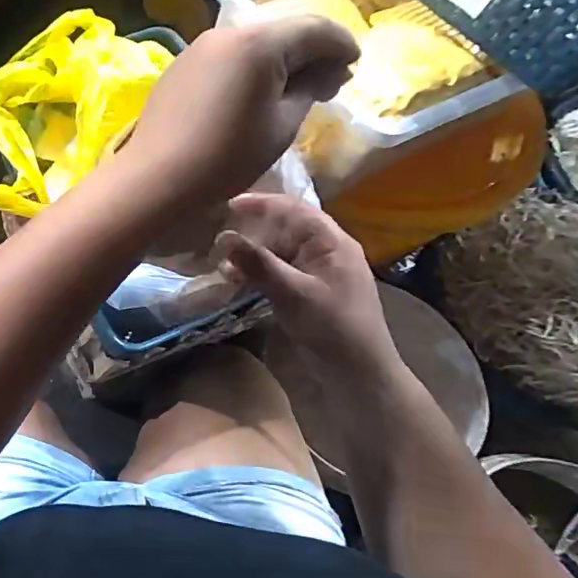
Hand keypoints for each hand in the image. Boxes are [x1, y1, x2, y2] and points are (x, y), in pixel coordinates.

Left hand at [121, 18, 357, 208]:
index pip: (315, 30)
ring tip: (295, 91)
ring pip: (253, 45)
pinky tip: (256, 94)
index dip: (341, 45)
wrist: (156, 179)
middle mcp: (228, 33)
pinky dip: (250, 70)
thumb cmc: (226, 157)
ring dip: (280, 62)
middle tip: (330, 82)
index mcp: (260, 43)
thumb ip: (309, 89)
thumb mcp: (280, 127)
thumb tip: (326, 70)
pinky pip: (228, 59)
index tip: (354, 65)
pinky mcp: (182, 67)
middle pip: (283, 32)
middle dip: (311, 54)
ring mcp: (200, 47)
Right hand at [212, 194, 397, 374]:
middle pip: (283, 230)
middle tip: (219, 240)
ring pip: (278, 253)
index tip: (228, 205)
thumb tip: (224, 237)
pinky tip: (236, 281)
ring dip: (251, 257)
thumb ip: (259, 264)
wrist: (358, 374)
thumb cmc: (333, 328)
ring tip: (223, 266)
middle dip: (251, 233)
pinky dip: (258, 275)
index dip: (261, 203)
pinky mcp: (307, 294)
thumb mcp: (294, 293)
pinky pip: (279, 274)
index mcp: (331, 242)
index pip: (294, 209)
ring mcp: (316, 274)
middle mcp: (325, 251)